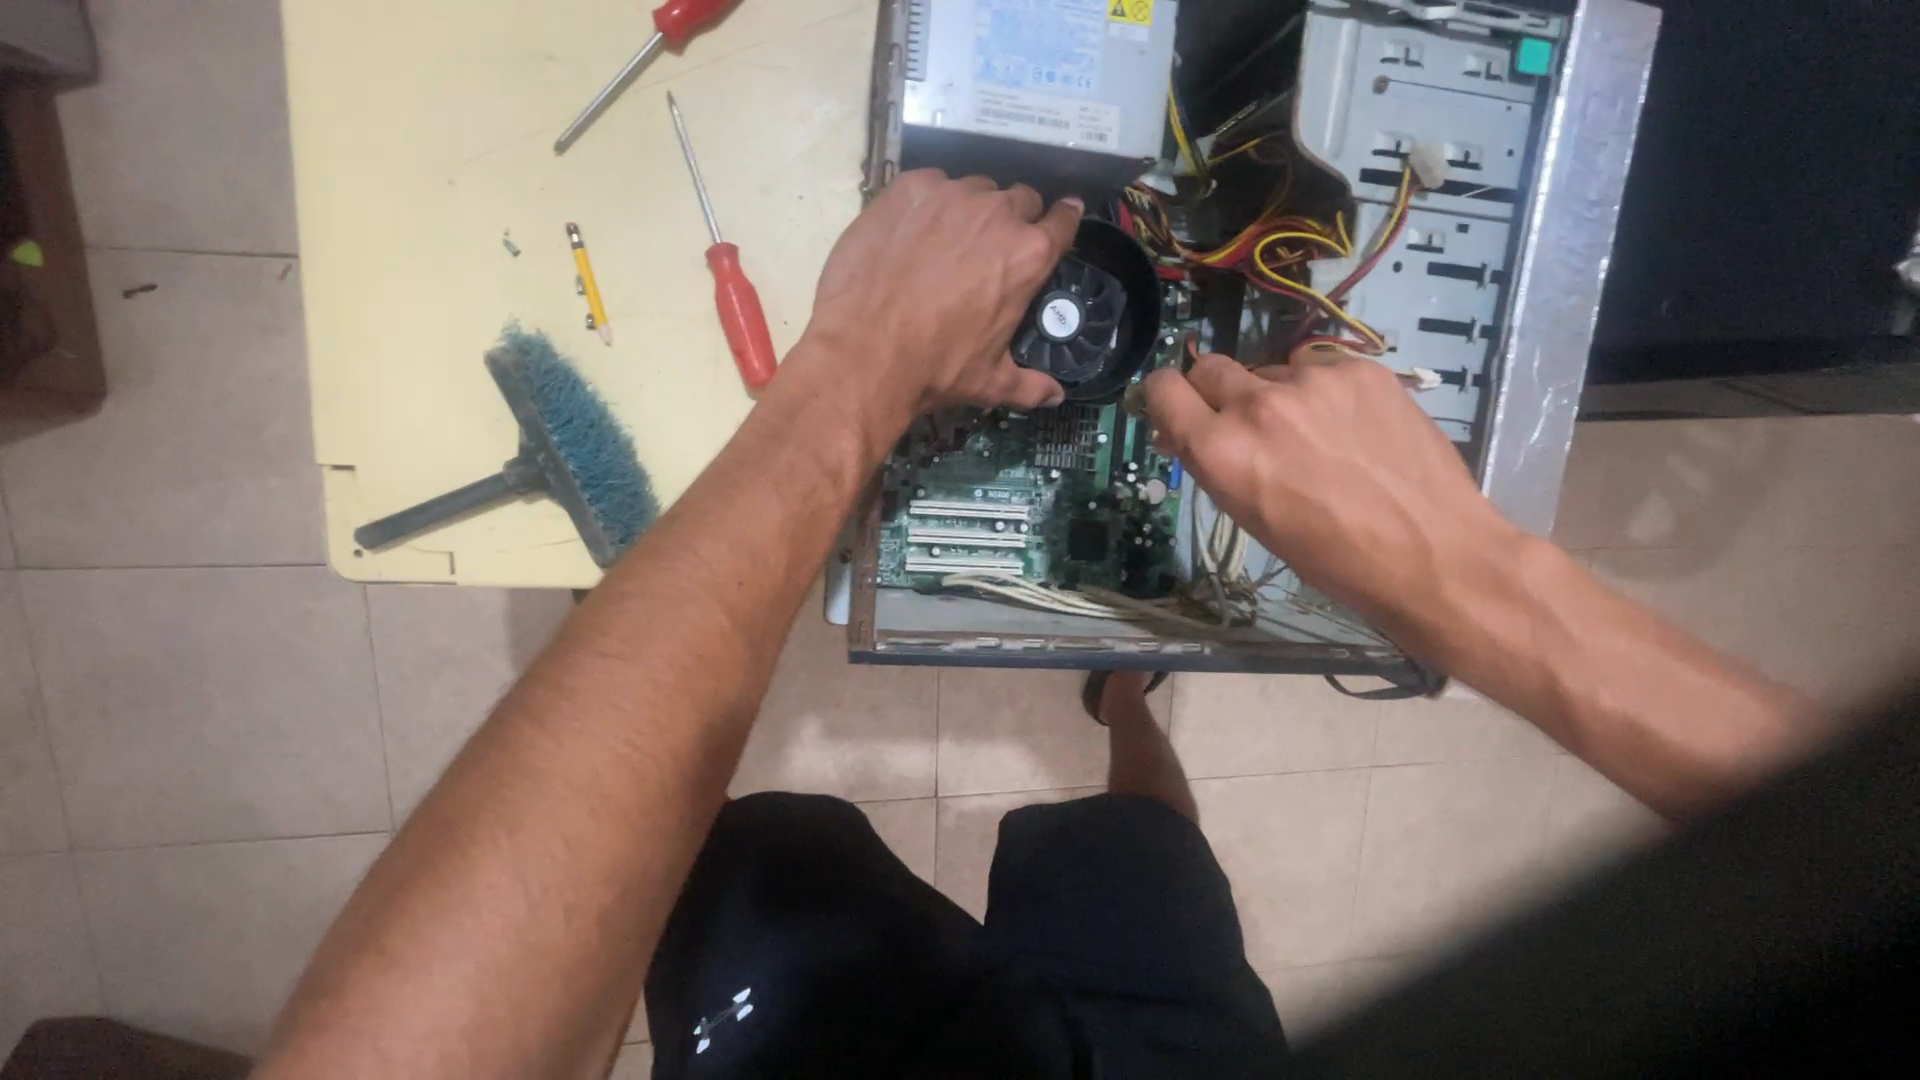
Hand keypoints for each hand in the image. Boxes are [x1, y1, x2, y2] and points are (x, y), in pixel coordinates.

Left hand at [802, 169, 1082, 416]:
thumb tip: (1056, 397)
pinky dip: (929, 204)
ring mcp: (950, 196)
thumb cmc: (936, 369)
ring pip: (975, 189)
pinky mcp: (907, 190)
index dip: (1062, 223)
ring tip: (948, 241)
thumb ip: (1029, 385)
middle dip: (1014, 220)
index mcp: (1028, 255)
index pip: (1063, 221)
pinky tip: (913, 232)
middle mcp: (996, 214)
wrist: (864, 353)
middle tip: (992, 249)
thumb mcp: (990, 382)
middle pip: (1020, 200)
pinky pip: (930, 185)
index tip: (1059, 222)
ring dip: (971, 210)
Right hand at [1145, 348, 1521, 638]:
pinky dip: (1320, 393)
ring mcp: (1312, 380)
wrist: (1430, 552)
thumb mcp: (1248, 516)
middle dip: (1215, 392)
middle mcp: (1257, 405)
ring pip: (1268, 371)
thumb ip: (1212, 463)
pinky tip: (1349, 428)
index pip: (1163, 389)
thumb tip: (1186, 434)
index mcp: (1220, 450)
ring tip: (1314, 438)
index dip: (1166, 398)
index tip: (1178, 412)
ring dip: (1274, 396)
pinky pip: (1317, 369)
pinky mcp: (1361, 369)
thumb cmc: (1328, 555)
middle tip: (1243, 425)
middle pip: (1209, 366)